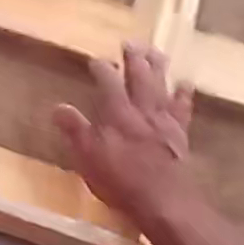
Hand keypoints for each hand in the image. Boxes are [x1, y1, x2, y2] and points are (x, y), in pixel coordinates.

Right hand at [53, 42, 199, 227]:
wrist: (164, 200)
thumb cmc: (120, 181)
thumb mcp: (87, 158)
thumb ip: (74, 131)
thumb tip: (58, 107)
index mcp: (117, 114)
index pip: (108, 83)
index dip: (102, 69)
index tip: (95, 59)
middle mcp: (142, 111)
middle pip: (139, 77)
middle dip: (133, 59)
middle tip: (130, 43)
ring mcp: (164, 122)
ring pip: (161, 86)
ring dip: (158, 68)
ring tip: (156, 52)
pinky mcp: (179, 135)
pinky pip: (182, 108)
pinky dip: (183, 95)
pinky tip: (185, 85)